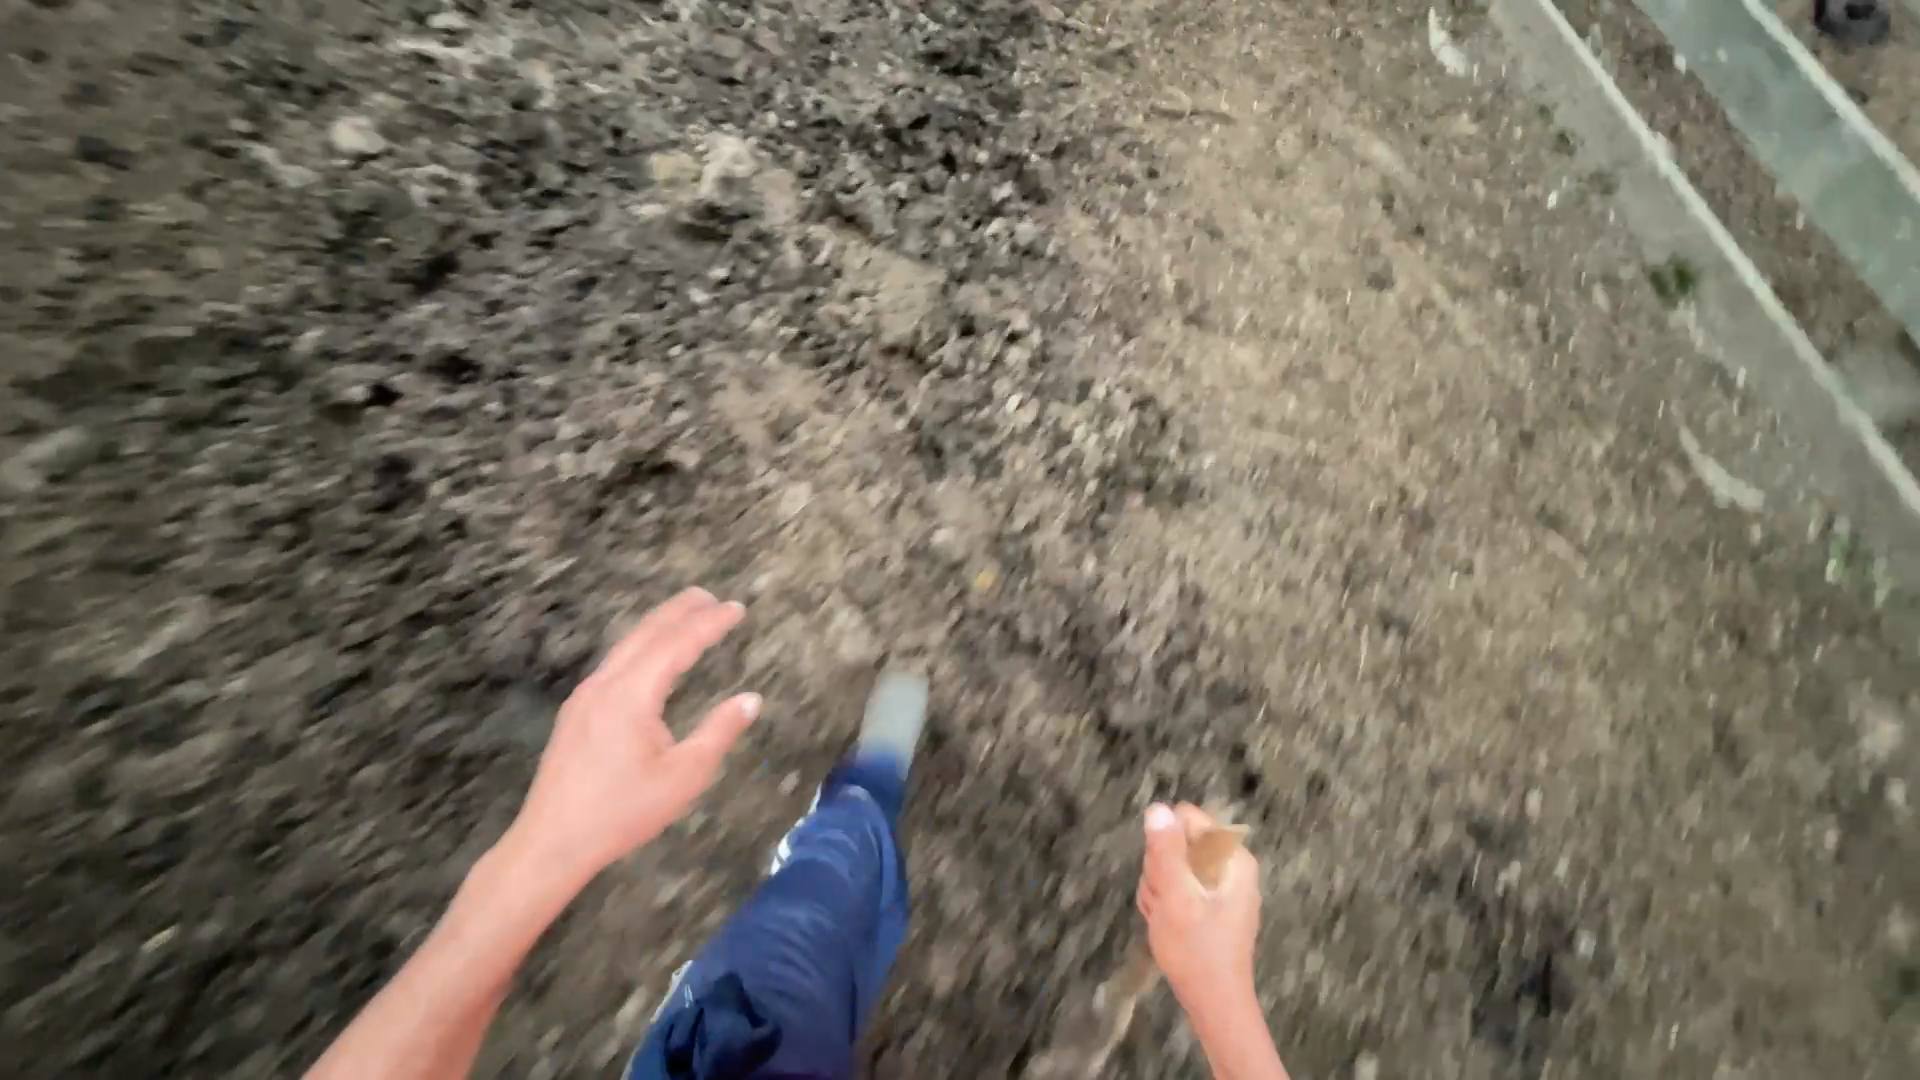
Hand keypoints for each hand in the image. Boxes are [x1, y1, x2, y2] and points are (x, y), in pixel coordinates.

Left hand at [505, 588, 760, 885]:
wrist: (551, 842)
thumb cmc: (623, 811)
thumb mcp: (685, 776)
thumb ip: (719, 732)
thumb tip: (751, 699)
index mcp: (632, 695)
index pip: (678, 644)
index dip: (710, 624)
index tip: (737, 609)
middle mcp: (606, 684)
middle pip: (647, 633)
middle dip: (681, 611)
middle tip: (711, 596)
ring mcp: (586, 697)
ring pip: (627, 645)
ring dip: (659, 625)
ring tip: (685, 614)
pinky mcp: (577, 712)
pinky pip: (615, 662)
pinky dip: (641, 645)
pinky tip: (650, 655)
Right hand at [1136, 803, 1262, 1019]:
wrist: (1213, 1005)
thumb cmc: (1197, 950)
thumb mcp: (1176, 896)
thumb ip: (1166, 850)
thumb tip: (1157, 808)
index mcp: (1232, 857)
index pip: (1186, 818)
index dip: (1166, 843)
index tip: (1167, 876)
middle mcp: (1228, 864)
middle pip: (1175, 841)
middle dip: (1160, 871)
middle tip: (1166, 903)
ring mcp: (1217, 884)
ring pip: (1169, 864)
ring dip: (1158, 890)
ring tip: (1166, 917)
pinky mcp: (1206, 902)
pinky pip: (1173, 885)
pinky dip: (1163, 902)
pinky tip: (1167, 924)